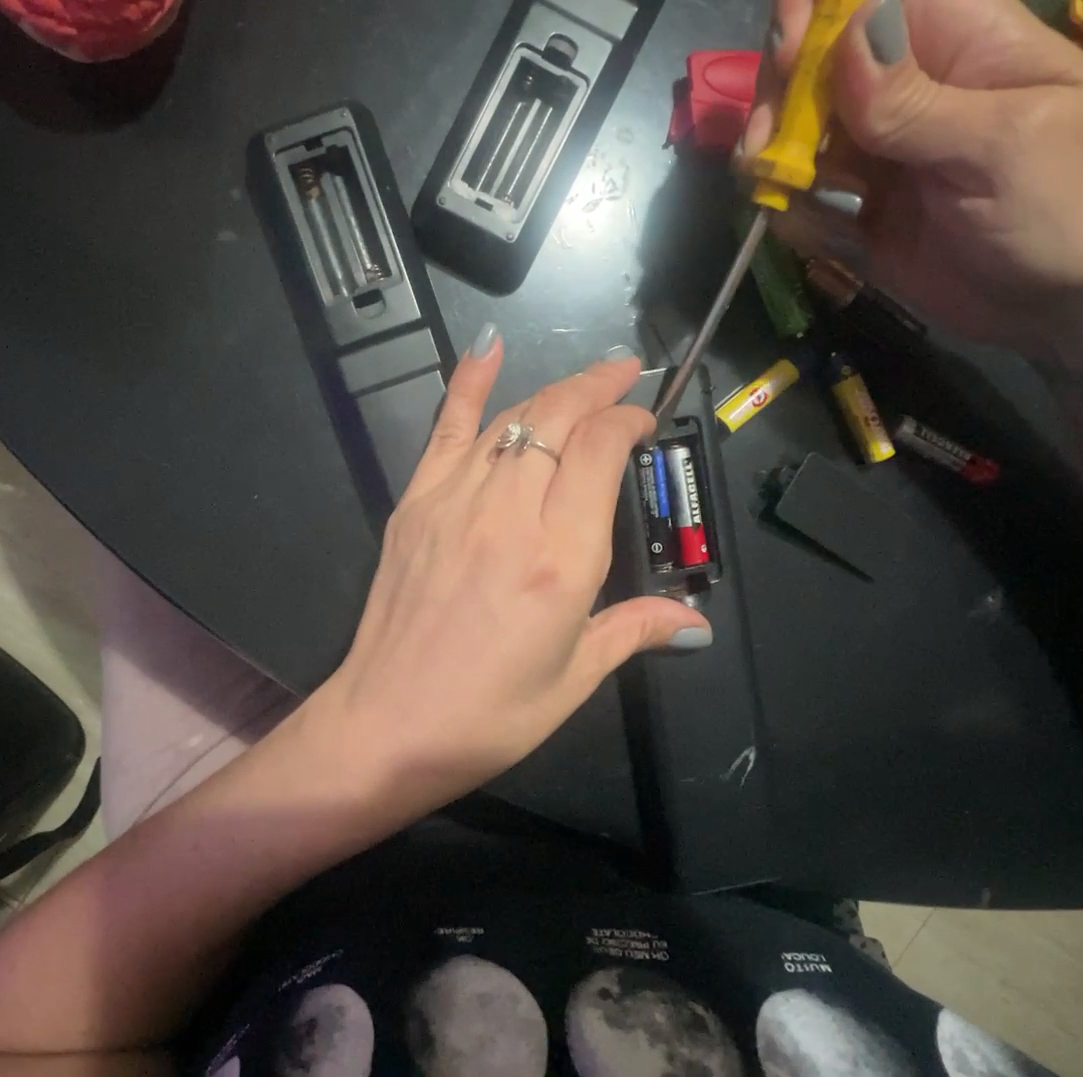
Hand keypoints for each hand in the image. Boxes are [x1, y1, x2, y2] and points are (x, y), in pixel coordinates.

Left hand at [305, 327, 711, 809]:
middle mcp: (509, 516)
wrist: (387, 724)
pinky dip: (468, 385)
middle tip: (625, 375)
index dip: (627, 420)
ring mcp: (454, 503)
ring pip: (511, 421)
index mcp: (560, 560)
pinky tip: (487, 347)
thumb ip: (633, 631)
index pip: (599, 451)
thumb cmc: (489, 715)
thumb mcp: (573, 680)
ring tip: (583, 381)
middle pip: (557, 419)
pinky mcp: (415, 505)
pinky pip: (445, 431)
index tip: (644, 421)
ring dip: (552, 392)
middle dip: (598, 387)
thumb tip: (696, 624)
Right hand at [740, 0, 1082, 364]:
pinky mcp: (857, 211)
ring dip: (774, 163)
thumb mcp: (1001, 147)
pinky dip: (794, 215)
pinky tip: (814, 232)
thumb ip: (918, 103)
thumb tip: (850, 40)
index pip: (876, 1)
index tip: (787, 53)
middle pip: (817, 66)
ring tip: (772, 192)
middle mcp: (909, 91)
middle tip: (762, 149)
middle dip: (779, 99)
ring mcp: (878, 154)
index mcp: (961, 45)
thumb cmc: (1063, 209)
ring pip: (798, 137)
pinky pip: (804, 202)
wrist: (1063, 306)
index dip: (821, 13)